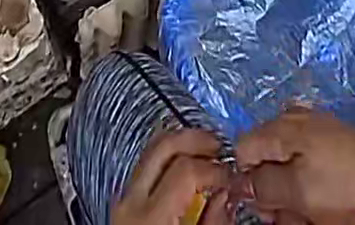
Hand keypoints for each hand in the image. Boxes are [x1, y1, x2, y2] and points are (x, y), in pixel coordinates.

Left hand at [112, 129, 233, 224]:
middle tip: (220, 145)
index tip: (232, 174)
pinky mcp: (123, 200)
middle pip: (163, 145)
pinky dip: (168, 158)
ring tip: (206, 151)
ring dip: (181, 144)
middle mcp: (131, 199)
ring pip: (152, 149)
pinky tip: (186, 166)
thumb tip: (226, 195)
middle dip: (195, 138)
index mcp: (149, 215)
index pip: (184, 170)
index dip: (213, 167)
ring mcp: (123, 196)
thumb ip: (211, 224)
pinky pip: (147, 165)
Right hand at [237, 110, 354, 224]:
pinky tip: (325, 207)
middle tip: (288, 217)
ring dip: (293, 194)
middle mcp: (293, 121)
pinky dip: (312, 189)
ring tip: (310, 216)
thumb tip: (242, 183)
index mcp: (279, 126)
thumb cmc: (349, 184)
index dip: (245, 180)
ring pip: (290, 167)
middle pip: (266, 158)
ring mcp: (317, 132)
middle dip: (271, 190)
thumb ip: (265, 185)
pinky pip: (312, 168)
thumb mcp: (300, 191)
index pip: (242, 149)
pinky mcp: (338, 147)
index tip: (261, 209)